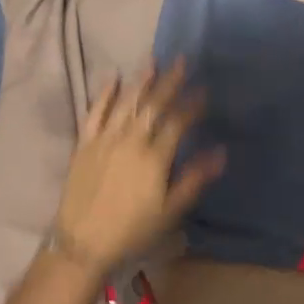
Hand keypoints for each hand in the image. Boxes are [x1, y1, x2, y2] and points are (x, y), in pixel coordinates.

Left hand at [49, 62, 222, 273]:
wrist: (83, 242)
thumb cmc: (132, 230)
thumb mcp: (170, 210)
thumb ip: (194, 178)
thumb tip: (220, 152)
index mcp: (155, 157)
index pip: (178, 122)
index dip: (192, 105)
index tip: (204, 90)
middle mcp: (130, 140)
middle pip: (153, 105)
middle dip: (170, 82)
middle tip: (182, 61)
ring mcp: (105, 140)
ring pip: (126, 103)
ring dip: (141, 81)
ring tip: (153, 62)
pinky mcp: (84, 144)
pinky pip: (96, 112)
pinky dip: (105, 94)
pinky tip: (114, 79)